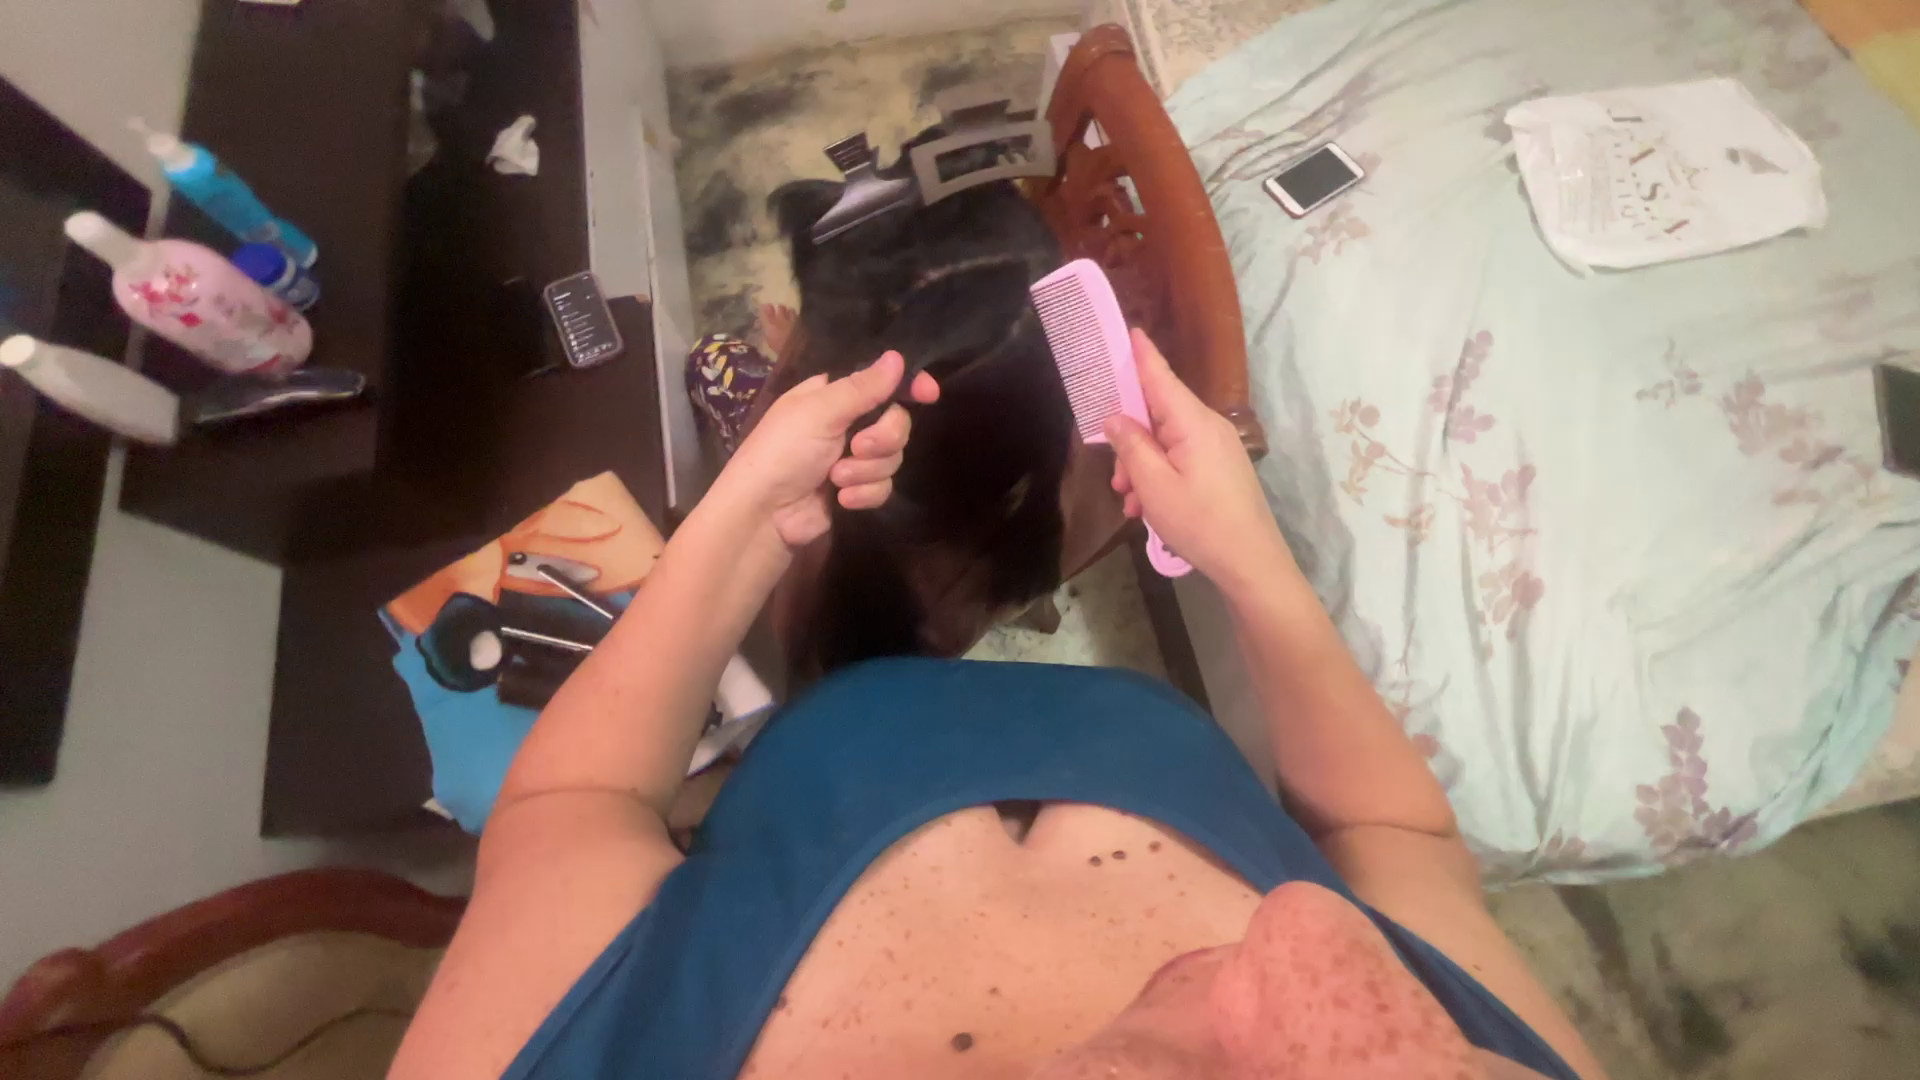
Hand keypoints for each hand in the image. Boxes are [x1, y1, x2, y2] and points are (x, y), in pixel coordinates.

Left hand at [719, 350, 938, 548]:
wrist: (765, 515)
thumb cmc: (782, 452)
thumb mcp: (819, 412)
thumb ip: (862, 388)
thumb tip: (898, 357)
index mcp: (834, 395)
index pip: (881, 382)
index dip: (908, 386)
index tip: (929, 393)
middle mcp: (847, 423)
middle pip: (896, 421)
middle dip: (882, 439)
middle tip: (857, 448)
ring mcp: (852, 458)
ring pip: (892, 457)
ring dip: (866, 470)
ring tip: (836, 479)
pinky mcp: (856, 490)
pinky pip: (883, 486)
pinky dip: (864, 493)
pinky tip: (840, 500)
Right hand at [1106, 328, 1291, 587]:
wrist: (1250, 562)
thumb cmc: (1199, 522)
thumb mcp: (1153, 486)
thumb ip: (1131, 446)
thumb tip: (1115, 418)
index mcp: (1193, 423)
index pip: (1161, 377)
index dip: (1142, 355)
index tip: (1128, 329)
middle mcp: (1208, 427)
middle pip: (1158, 414)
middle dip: (1129, 439)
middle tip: (1114, 477)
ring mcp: (1217, 448)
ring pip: (1165, 441)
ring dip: (1141, 466)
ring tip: (1130, 502)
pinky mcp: (1220, 468)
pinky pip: (1179, 459)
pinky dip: (1158, 476)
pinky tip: (1147, 508)